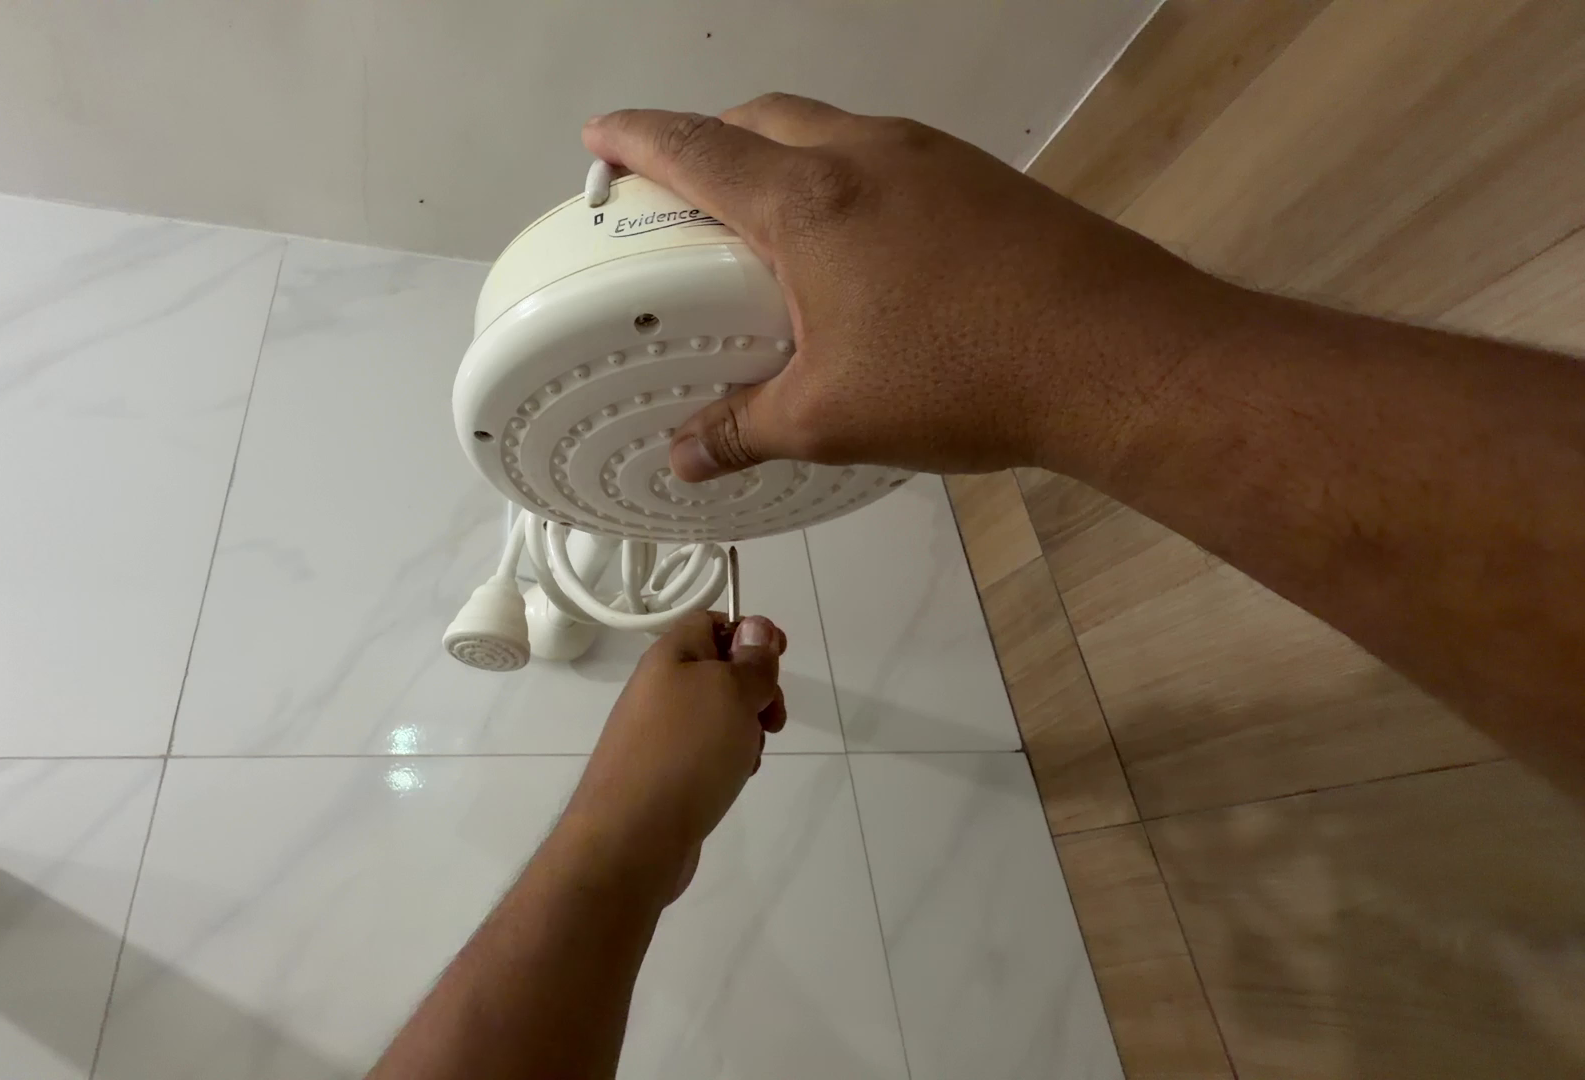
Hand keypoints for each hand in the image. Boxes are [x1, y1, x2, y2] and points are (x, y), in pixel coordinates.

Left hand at [559, 612, 786, 902]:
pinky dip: (728, 758)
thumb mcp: (730, 692)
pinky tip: (734, 777)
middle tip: (771, 718)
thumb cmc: (685, 751)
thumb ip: (750, 660)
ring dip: (746, 728)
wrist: (631, 836)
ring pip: (718, 713)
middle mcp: (660, 687)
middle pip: (720, 669)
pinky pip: (706, 749)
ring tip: (750, 754)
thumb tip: (756, 626)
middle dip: (756, 688)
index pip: (710, 621)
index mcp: (670, 655)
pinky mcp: (664, 770)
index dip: (749, 631)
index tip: (780, 654)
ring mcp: (659, 731)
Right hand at [582, 94, 1237, 481]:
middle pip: (760, 117)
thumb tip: (683, 460)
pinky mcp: (973, 178)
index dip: (638, 141)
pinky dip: (832, 176)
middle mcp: (865, 156)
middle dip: (704, 138)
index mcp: (810, 205)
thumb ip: (741, 432)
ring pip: (822, 127)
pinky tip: (842, 245)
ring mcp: (928, 157)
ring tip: (754, 219)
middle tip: (675, 189)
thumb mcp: (826, 420)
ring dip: (773, 152)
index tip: (599, 140)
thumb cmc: (955, 380)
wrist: (1118, 359)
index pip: (699, 152)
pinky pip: (876, 155)